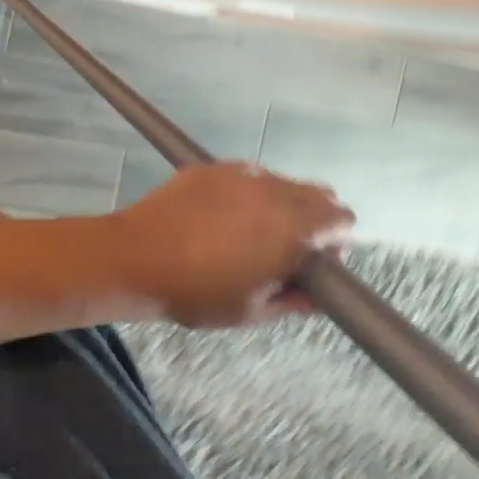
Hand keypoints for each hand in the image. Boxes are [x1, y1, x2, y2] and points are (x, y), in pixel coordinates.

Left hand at [110, 162, 353, 327]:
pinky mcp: (208, 167)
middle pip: (316, 193)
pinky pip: (245, 174)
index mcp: (292, 229)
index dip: (336, 241)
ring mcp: (238, 174)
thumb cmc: (197, 292)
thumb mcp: (256, 311)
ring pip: (279, 181)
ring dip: (278, 203)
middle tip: (284, 249)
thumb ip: (299, 299)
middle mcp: (272, 192)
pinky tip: (221, 215)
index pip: (342, 218)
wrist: (136, 257)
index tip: (315, 261)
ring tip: (246, 232)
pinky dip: (246, 191)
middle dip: (312, 219)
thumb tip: (319, 289)